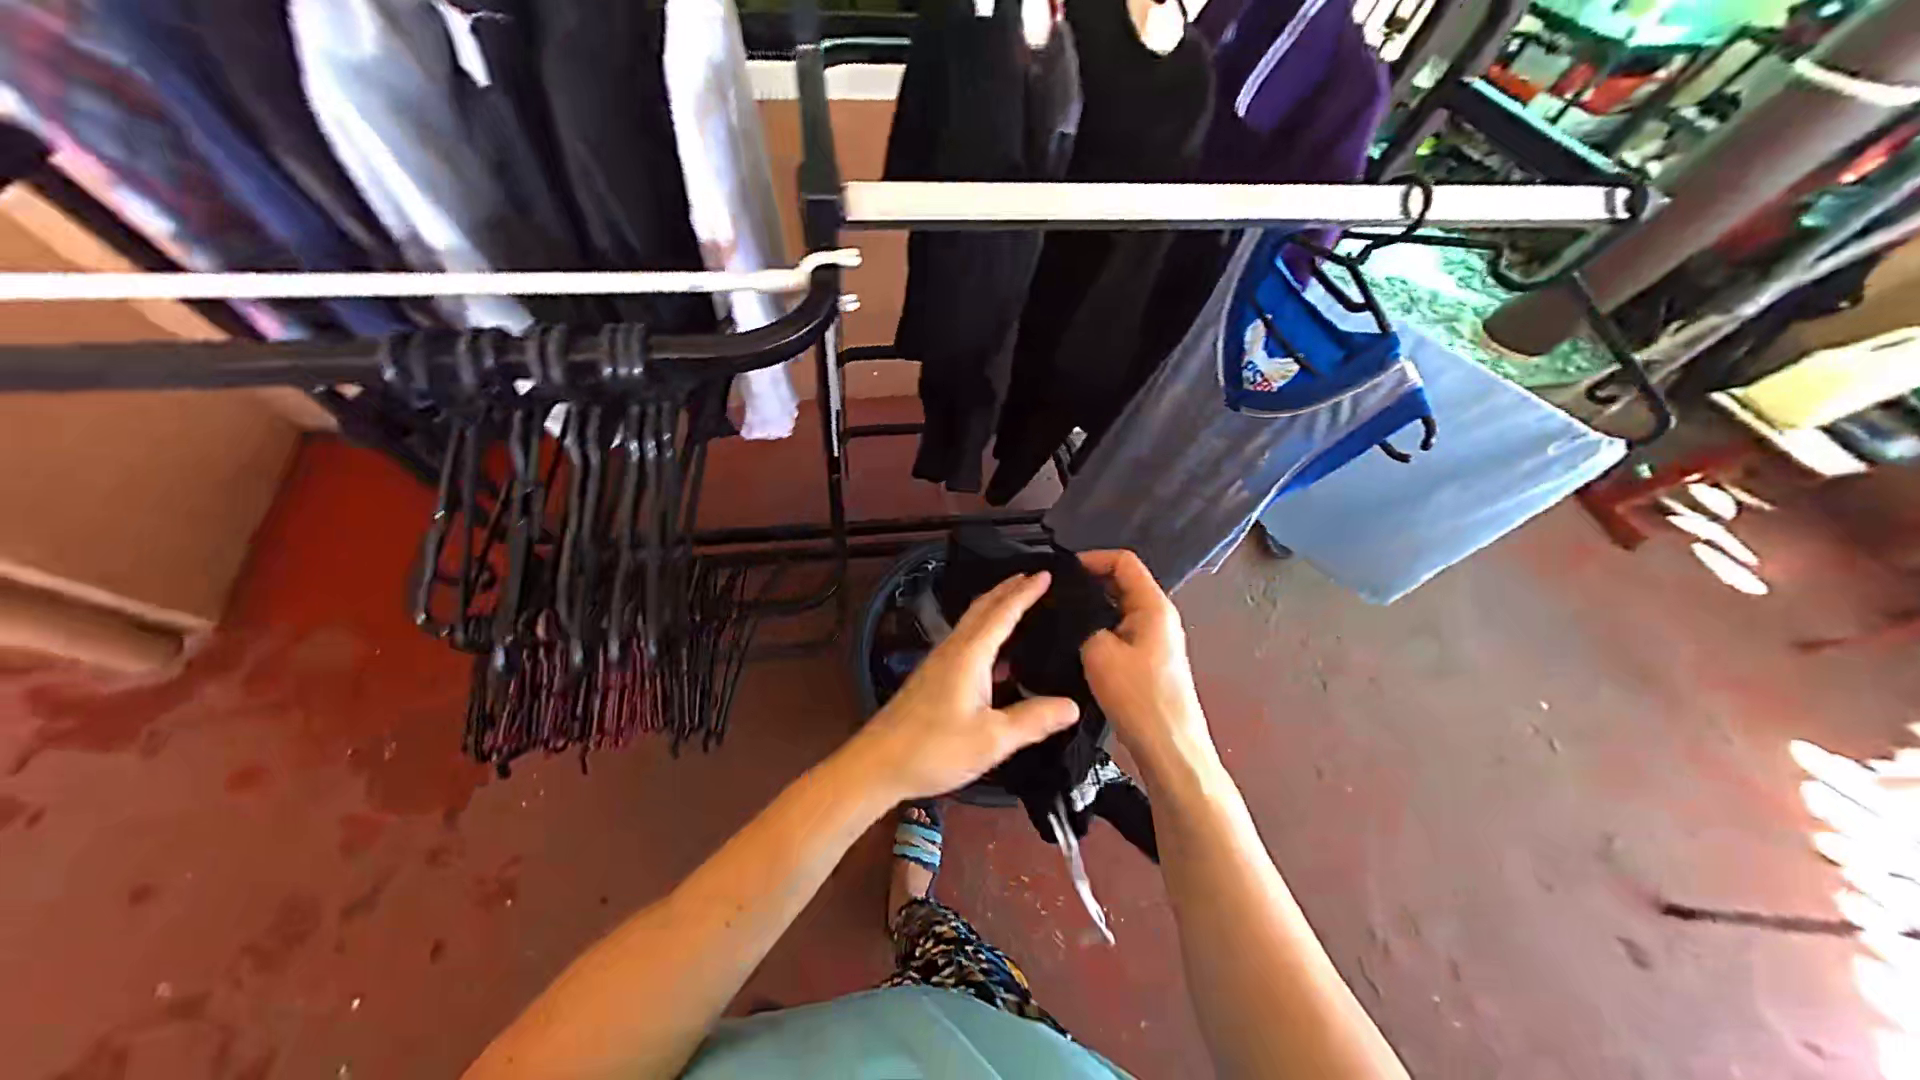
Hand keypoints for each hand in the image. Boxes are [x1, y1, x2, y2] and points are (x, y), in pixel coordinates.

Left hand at [846, 572, 1080, 802]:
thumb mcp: (992, 739)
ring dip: (995, 609)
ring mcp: (938, 664)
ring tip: (1018, 605)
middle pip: (982, 609)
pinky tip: (997, 656)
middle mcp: (952, 651)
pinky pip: (965, 643)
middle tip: (1033, 577)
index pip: (1002, 612)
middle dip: (1008, 590)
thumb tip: (1073, 705)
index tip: (1046, 574)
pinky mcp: (932, 679)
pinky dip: (985, 634)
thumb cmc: (933, 749)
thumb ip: (1034, 720)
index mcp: (969, 655)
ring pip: (971, 625)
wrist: (877, 765)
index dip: (1025, 592)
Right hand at [1078, 551, 1214, 769]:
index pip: (1124, 561)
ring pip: (1118, 609)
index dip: (1092, 559)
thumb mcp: (1099, 652)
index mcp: (1154, 606)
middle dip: (1089, 584)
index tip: (1063, 572)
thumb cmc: (1140, 698)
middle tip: (1056, 595)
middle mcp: (1159, 617)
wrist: (1168, 747)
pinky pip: (1120, 632)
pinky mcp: (1148, 660)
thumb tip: (1069, 609)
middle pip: (1122, 583)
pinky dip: (1099, 630)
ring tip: (1061, 618)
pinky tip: (1077, 644)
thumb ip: (1082, 622)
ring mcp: (1155, 639)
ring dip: (1092, 610)